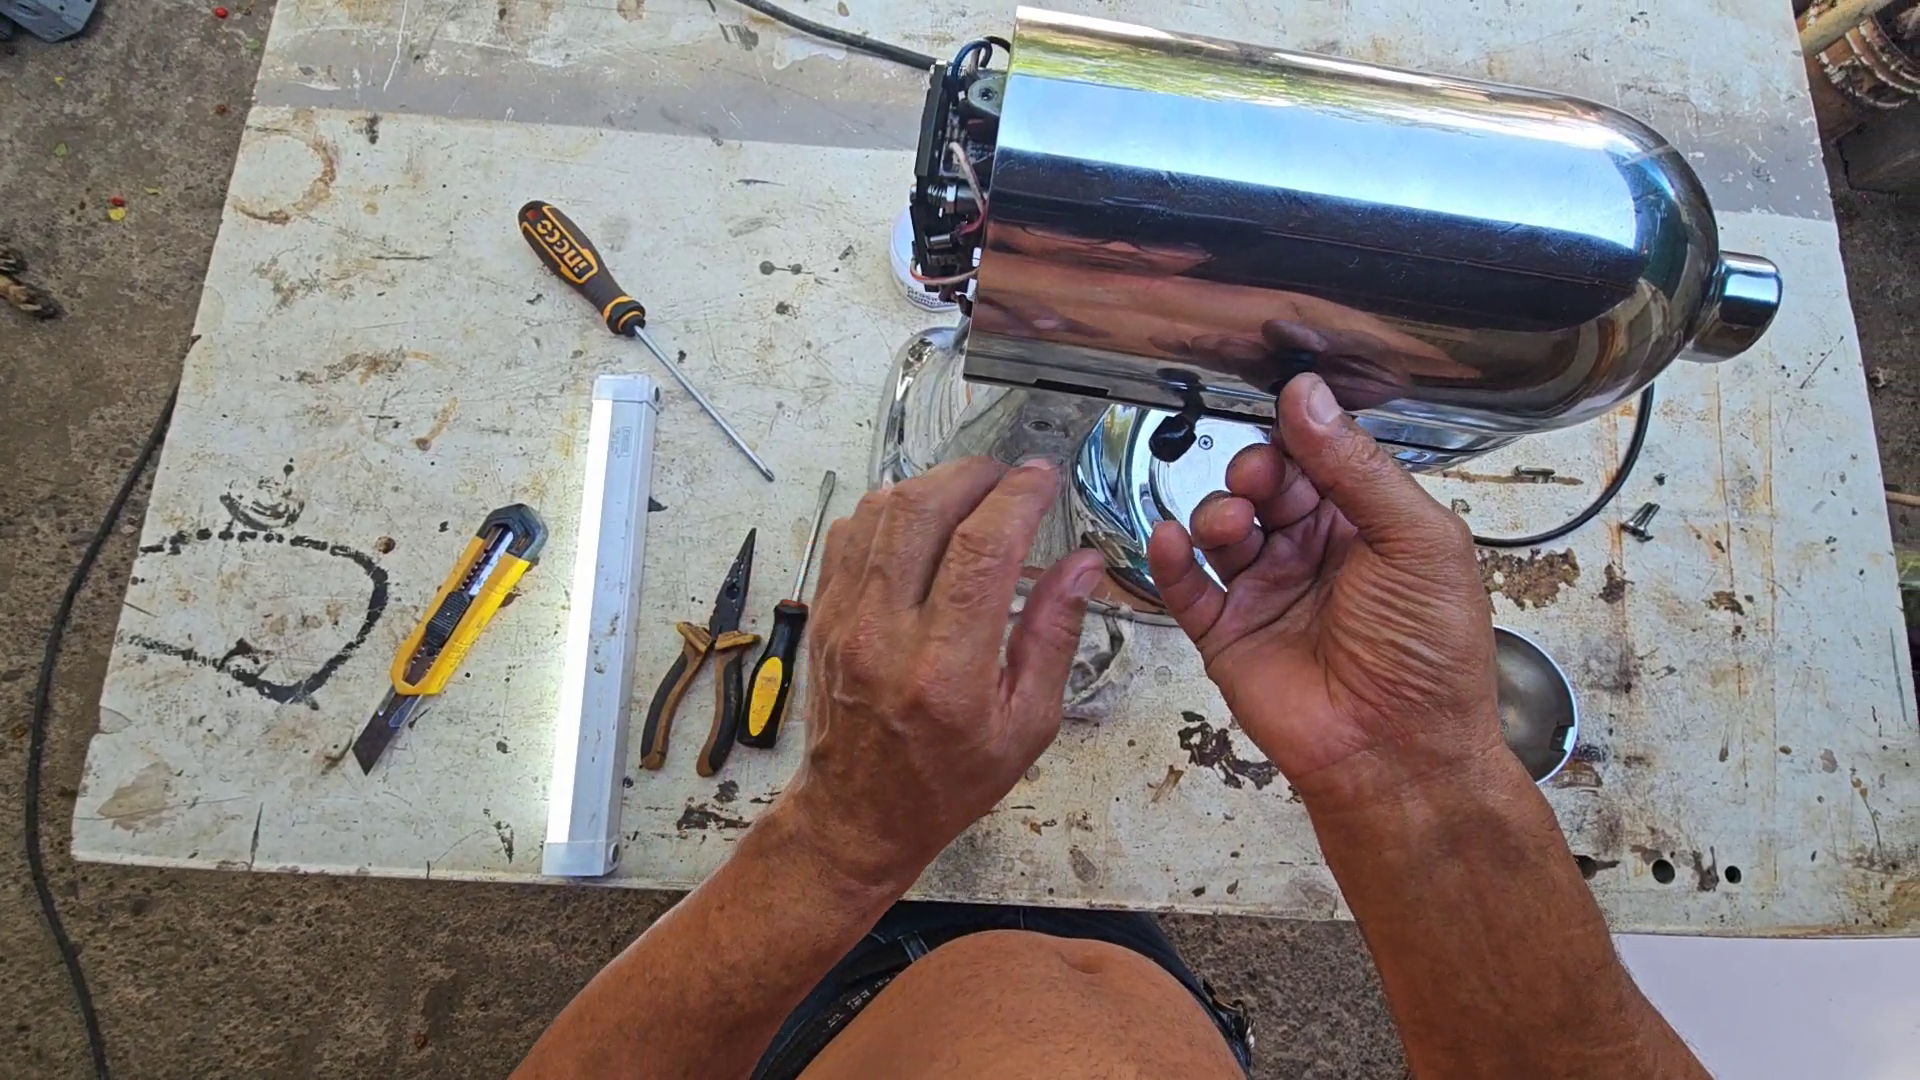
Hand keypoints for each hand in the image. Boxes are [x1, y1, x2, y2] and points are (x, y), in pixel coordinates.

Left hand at [781, 458, 1107, 890]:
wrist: (859, 812)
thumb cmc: (949, 779)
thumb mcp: (1027, 723)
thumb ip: (1054, 634)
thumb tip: (1084, 564)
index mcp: (946, 668)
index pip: (982, 548)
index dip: (1018, 497)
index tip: (1042, 476)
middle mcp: (884, 632)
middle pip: (922, 510)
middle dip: (974, 475)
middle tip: (1008, 479)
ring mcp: (843, 617)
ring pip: (881, 510)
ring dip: (933, 486)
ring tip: (971, 497)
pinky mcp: (822, 611)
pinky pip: (852, 531)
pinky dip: (891, 509)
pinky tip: (922, 524)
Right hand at [1146, 374, 1507, 811]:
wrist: (1393, 750)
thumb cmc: (1426, 647)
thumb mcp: (1415, 542)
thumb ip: (1357, 467)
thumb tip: (1307, 393)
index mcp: (1362, 527)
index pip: (1316, 462)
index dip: (1296, 440)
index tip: (1279, 414)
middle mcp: (1307, 552)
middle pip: (1261, 489)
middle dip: (1253, 475)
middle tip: (1257, 482)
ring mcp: (1261, 590)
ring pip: (1220, 529)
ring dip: (1217, 514)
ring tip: (1230, 527)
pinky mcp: (1223, 629)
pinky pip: (1184, 585)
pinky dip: (1169, 559)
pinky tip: (1170, 540)